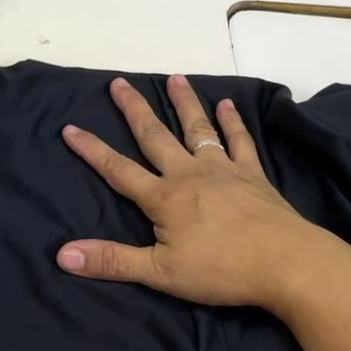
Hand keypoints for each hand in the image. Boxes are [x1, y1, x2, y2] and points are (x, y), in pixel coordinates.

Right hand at [57, 74, 350, 313]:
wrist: (287, 264)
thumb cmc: (222, 270)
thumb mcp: (160, 273)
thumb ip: (112, 261)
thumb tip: (63, 254)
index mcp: (163, 198)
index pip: (118, 170)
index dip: (92, 150)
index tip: (70, 128)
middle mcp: (189, 175)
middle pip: (155, 136)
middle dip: (134, 110)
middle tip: (120, 83)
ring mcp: (224, 171)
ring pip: (197, 129)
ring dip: (184, 103)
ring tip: (174, 77)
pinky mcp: (253, 176)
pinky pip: (239, 142)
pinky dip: (233, 122)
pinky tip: (228, 105)